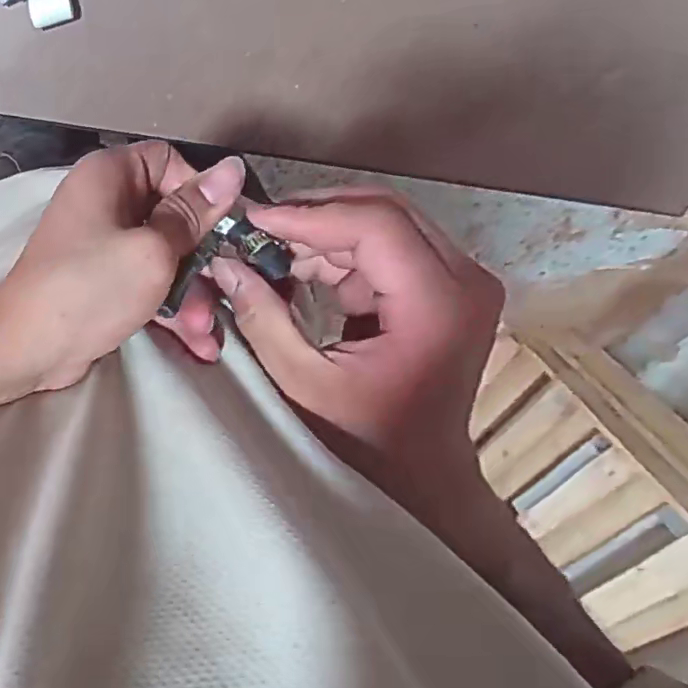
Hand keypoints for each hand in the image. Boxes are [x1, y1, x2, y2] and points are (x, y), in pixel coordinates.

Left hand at [0, 142, 246, 392]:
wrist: (26, 349)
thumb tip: (230, 171)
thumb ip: (193, 214)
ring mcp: (99, 246)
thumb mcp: (152, 250)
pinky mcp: (100, 283)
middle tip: (224, 287)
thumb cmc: (86, 290)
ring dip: (189, 293)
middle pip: (170, 215)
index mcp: (107, 176)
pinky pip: (145, 284)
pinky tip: (195, 340)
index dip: (201, 191)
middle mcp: (102, 204)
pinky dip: (168, 308)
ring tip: (204, 330)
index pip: (169, 162)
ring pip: (162, 257)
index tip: (227, 226)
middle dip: (201, 258)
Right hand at [204, 188, 504, 511]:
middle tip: (253, 229)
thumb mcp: (301, 381)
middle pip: (384, 213)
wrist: (417, 474)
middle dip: (313, 215)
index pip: (374, 225)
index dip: (307, 215)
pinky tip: (294, 270)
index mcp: (437, 304)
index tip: (249, 219)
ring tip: (265, 252)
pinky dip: (336, 255)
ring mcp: (458, 284)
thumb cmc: (361, 440)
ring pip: (383, 226)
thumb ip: (262, 318)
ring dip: (321, 234)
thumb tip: (224, 265)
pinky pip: (385, 251)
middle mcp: (462, 280)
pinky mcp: (442, 292)